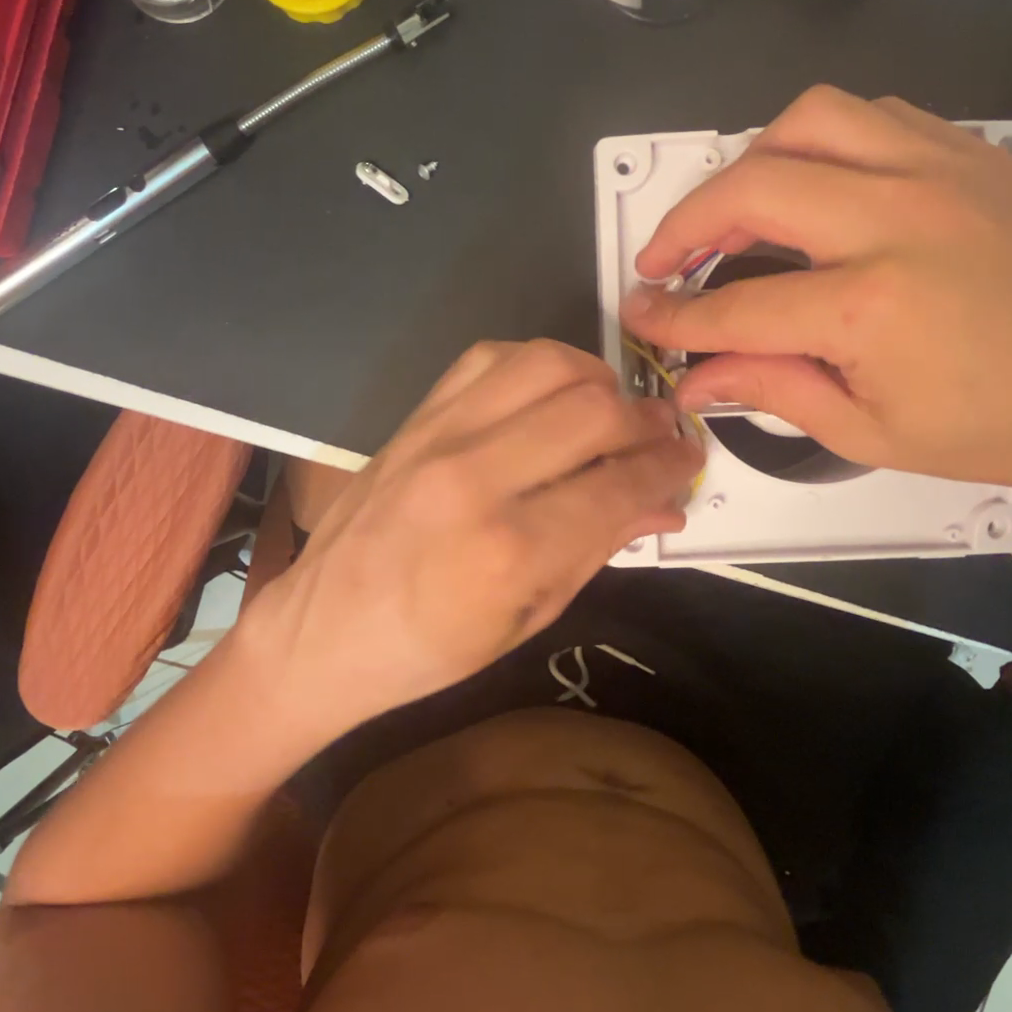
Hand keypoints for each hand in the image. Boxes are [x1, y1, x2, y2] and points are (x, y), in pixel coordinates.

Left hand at [238, 340, 701, 728]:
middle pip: (593, 410)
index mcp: (509, 552)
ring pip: (545, 365)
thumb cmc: (429, 652)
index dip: (669, 467)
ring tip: (609, 411)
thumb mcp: (527, 619)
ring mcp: (437, 439)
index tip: (689, 462)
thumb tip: (665, 503)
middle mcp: (475, 479)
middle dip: (645, 420)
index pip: (619, 484)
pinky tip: (547, 397)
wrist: (322, 632)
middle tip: (660, 437)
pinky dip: (534, 366)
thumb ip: (598, 549)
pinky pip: (487, 359)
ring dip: (596, 379)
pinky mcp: (413, 420)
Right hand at [621, 85, 1011, 523]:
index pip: (734, 304)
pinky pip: (874, 116)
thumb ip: (772, 391)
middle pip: (752, 184)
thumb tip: (694, 378)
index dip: (671, 316)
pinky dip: (822, 142)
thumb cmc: (999, 431)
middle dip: (685, 223)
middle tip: (662, 262)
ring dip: (750, 161)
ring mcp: (940, 170)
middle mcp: (896, 218)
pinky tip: (814, 189)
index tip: (635, 316)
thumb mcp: (869, 433)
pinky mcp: (973, 154)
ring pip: (810, 119)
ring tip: (733, 212)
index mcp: (868, 307)